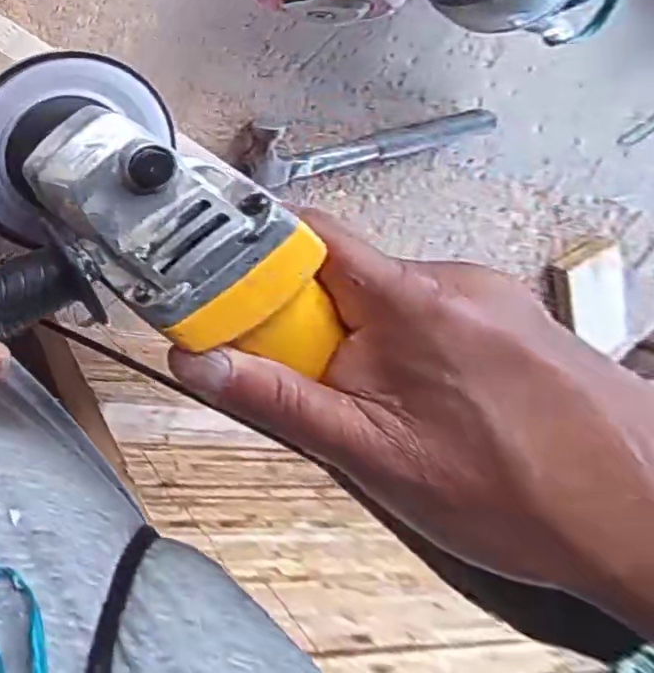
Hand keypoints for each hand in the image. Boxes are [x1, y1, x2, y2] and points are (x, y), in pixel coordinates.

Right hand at [166, 210, 653, 630]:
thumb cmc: (539, 503)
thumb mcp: (374, 454)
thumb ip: (274, 399)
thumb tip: (197, 363)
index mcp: (420, 303)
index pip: (303, 234)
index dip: (246, 249)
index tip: (215, 281)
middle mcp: (457, 285)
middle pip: (327, 266)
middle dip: (295, 314)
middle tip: (302, 366)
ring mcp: (487, 299)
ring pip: (366, 289)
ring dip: (340, 330)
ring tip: (363, 391)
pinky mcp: (503, 318)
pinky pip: (408, 306)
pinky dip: (382, 338)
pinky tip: (405, 390)